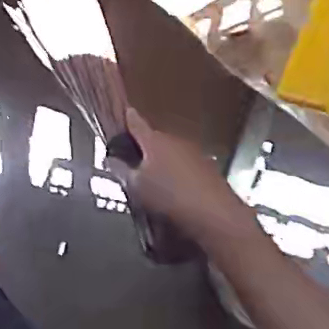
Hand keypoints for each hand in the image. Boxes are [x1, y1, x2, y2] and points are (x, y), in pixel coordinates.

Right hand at [105, 108, 255, 244]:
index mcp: (154, 140)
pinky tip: (174, 192)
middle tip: (131, 164)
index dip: (128, 118)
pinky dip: (177, 174)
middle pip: (154, 139)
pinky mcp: (209, 170)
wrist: (216, 215)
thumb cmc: (168, 196)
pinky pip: (186, 166)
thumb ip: (120, 170)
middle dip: (143, 148)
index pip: (136, 123)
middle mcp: (175, 141)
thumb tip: (111, 159)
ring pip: (171, 153)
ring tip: (152, 182)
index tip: (124, 113)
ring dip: (162, 162)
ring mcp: (195, 154)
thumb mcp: (135, 186)